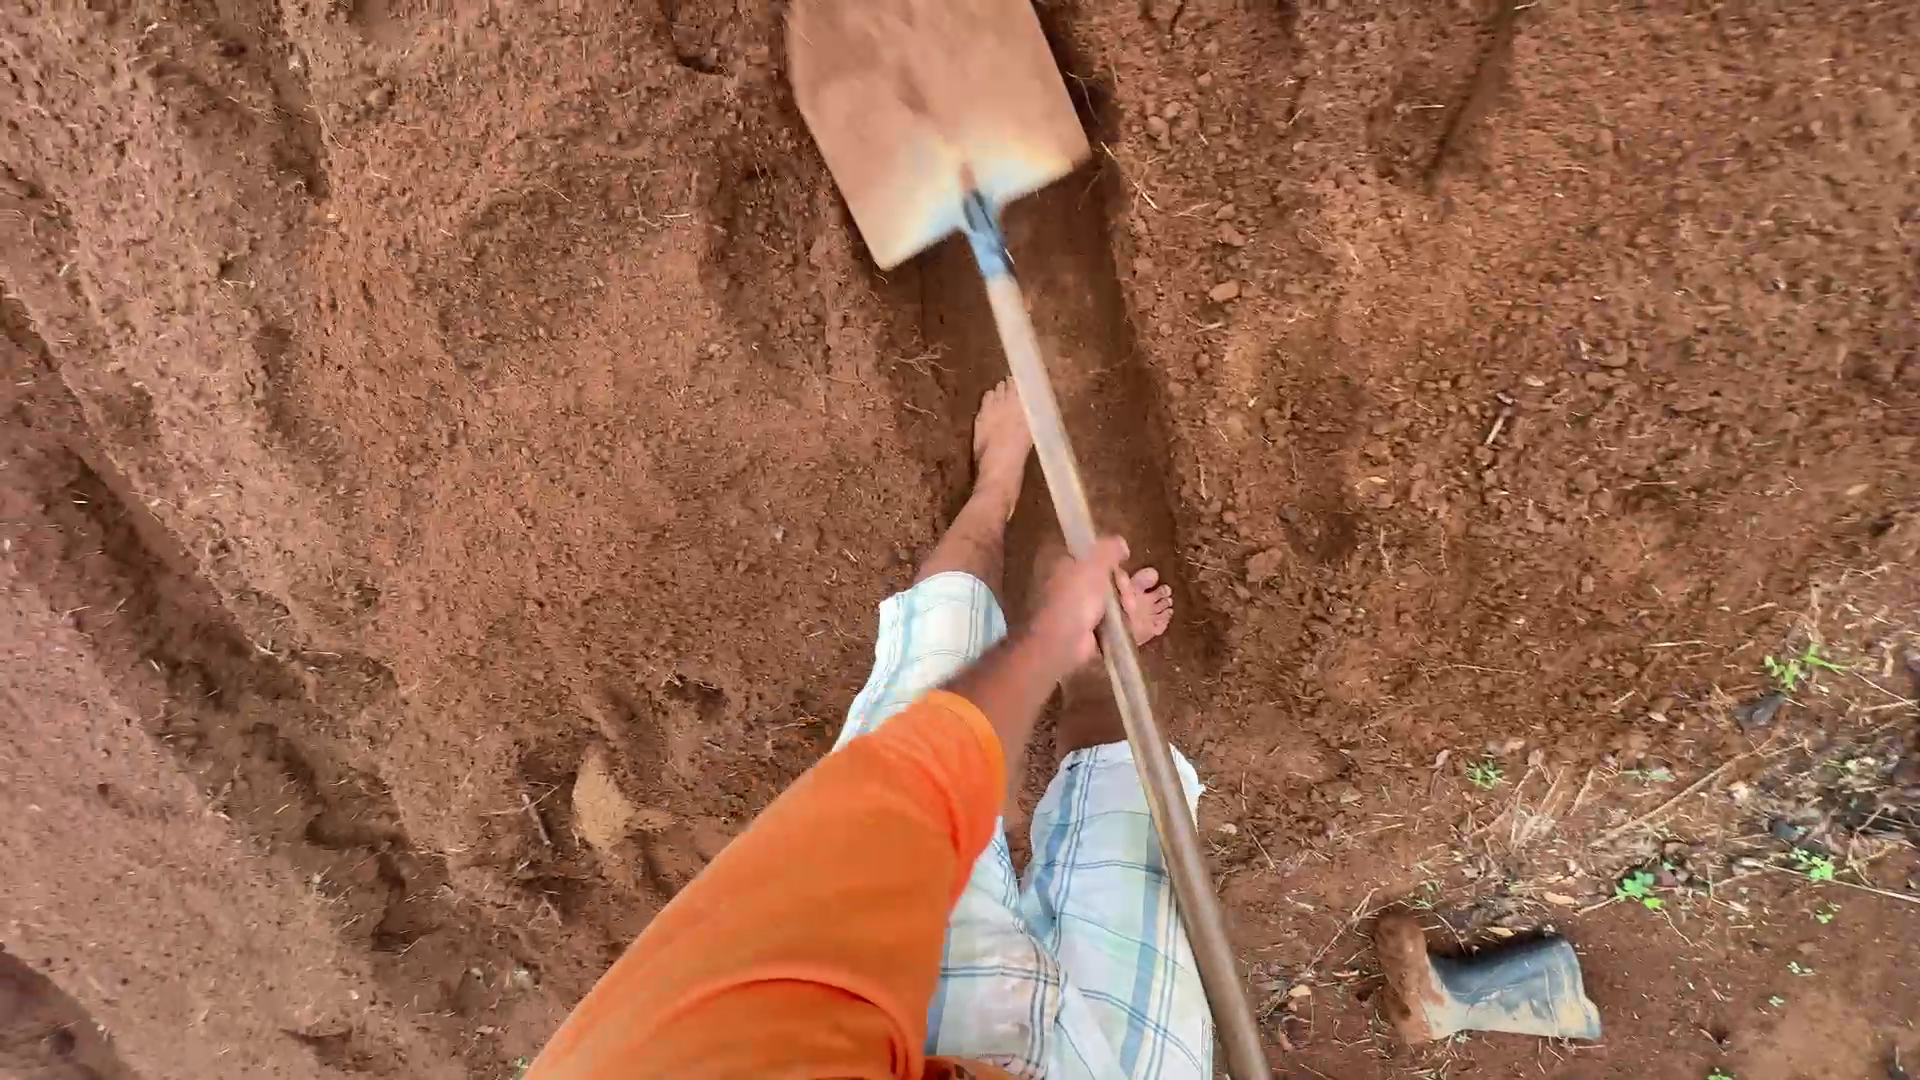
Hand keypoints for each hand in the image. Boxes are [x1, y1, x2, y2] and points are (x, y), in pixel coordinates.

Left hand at [1023, 536, 1128, 676]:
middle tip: (1125, 592)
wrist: (1060, 643)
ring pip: (1107, 595)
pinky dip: (1118, 618)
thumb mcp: (1093, 564)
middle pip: (1102, 574)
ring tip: (1127, 610)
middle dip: (1120, 583)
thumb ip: (1108, 548)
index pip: (1088, 550)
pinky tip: (1125, 622)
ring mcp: (1071, 603)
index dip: (1108, 557)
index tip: (1121, 562)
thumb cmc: (1073, 597)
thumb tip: (1120, 544)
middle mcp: (1062, 579)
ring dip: (1123, 602)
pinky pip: (1106, 615)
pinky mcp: (1081, 624)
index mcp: (1056, 559)